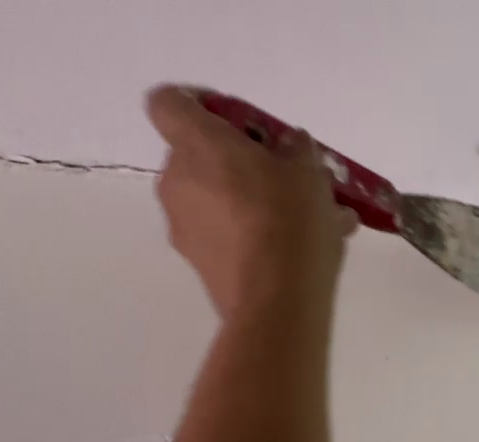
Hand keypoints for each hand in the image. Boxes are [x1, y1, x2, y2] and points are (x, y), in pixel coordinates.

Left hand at [145, 85, 356, 318]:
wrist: (277, 303)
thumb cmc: (289, 221)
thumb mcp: (309, 174)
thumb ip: (297, 151)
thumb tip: (291, 147)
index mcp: (196, 142)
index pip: (169, 102)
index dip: (200, 105)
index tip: (240, 125)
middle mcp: (176, 179)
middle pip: (198, 157)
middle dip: (237, 165)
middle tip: (283, 182)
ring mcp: (182, 226)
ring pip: (215, 201)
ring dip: (250, 206)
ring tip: (303, 228)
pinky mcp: (199, 265)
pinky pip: (225, 238)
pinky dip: (252, 240)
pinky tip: (296, 255)